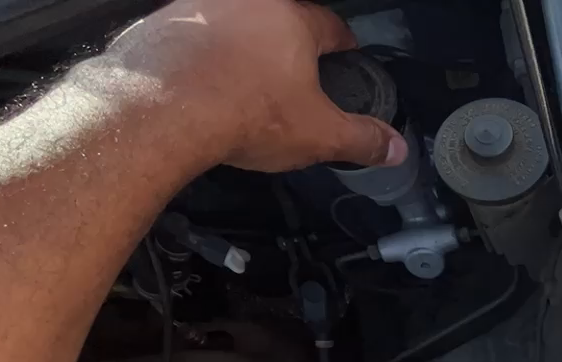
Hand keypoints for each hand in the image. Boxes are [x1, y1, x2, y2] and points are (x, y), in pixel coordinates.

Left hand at [90, 0, 404, 170]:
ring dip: (249, 47)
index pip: (330, 25)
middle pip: (280, 19)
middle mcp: (246, 1)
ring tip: (256, 84)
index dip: (343, 45)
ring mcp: (201, 6)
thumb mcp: (322, 135)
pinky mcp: (165, 22)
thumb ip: (363, 139)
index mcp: (291, 18)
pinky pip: (200, 36)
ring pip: (238, 24)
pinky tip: (216, 85)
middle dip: (292, 47)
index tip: (348, 56)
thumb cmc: (248, 111)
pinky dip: (212, 56)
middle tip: (301, 78)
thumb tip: (396, 147)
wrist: (165, 106)